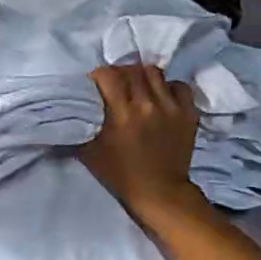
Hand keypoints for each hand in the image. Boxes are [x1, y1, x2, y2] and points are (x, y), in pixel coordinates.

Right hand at [80, 63, 204, 219]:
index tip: (94, 82)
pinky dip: (167, 86)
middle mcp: (147, 104)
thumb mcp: (90, 152)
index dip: (98, 74)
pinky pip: (178, 85)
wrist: (158, 190)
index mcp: (122, 114)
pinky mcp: (188, 112)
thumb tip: (72, 110)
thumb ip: (82, 127)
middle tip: (114, 83)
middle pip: (132, 70)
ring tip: (136, 87)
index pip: (109, 75)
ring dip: (142, 76)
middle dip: (119, 72)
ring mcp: (171, 107)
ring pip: (155, 73)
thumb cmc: (119, 173)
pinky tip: (159, 96)